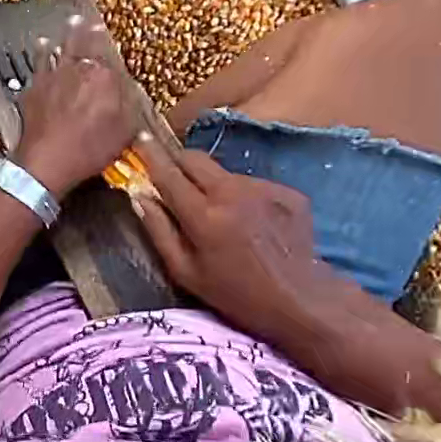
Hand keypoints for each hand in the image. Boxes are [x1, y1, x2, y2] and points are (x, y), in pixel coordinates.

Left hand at [11, 29, 137, 197]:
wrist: (47, 162)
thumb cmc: (89, 150)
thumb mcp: (124, 133)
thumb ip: (129, 106)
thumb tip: (130, 89)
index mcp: (104, 78)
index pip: (110, 56)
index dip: (108, 44)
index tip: (107, 32)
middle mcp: (78, 70)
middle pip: (84, 46)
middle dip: (87, 31)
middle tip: (88, 19)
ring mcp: (53, 77)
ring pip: (61, 49)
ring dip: (66, 35)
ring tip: (70, 22)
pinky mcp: (34, 89)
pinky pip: (38, 63)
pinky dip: (41, 52)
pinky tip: (40, 44)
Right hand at [132, 138, 440, 417]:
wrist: (302, 301)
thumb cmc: (236, 294)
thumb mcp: (185, 272)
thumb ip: (158, 230)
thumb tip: (138, 196)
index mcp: (203, 215)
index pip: (168, 173)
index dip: (150, 155)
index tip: (139, 140)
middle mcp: (232, 193)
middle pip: (195, 158)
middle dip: (179, 163)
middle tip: (173, 180)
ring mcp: (263, 188)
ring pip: (223, 172)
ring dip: (211, 184)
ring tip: (219, 215)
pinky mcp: (287, 191)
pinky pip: (251, 183)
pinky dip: (242, 196)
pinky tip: (250, 223)